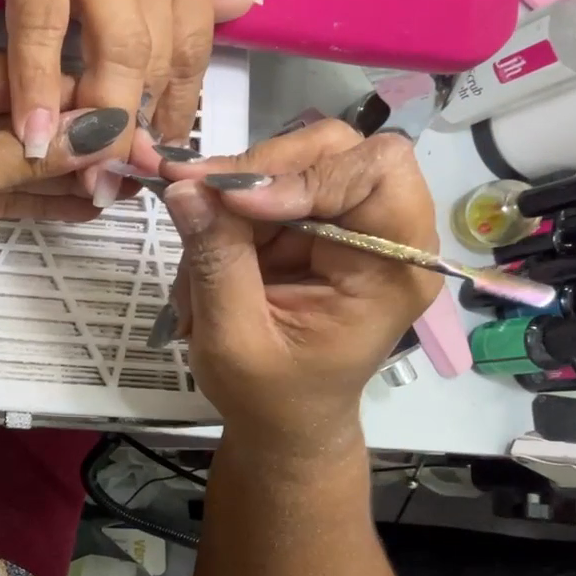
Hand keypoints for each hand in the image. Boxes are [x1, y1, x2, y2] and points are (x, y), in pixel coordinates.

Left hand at [0, 51, 145, 313]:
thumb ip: (35, 152)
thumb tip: (109, 130)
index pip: (24, 75)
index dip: (78, 97)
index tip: (132, 118)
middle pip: (28, 118)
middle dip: (81, 140)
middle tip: (141, 159)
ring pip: (21, 159)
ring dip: (68, 174)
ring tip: (126, 185)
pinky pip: (7, 193)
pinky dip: (42, 201)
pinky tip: (88, 207)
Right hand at [156, 124, 440, 451]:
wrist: (281, 423)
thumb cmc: (268, 396)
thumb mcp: (233, 339)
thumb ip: (215, 263)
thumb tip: (185, 188)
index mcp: (391, 265)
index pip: (374, 171)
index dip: (301, 174)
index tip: (230, 201)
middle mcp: (379, 233)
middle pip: (332, 152)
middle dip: (257, 171)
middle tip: (191, 194)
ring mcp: (338, 229)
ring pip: (285, 168)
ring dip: (227, 203)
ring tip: (192, 261)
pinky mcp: (304, 233)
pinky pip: (257, 199)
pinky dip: (218, 222)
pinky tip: (199, 267)